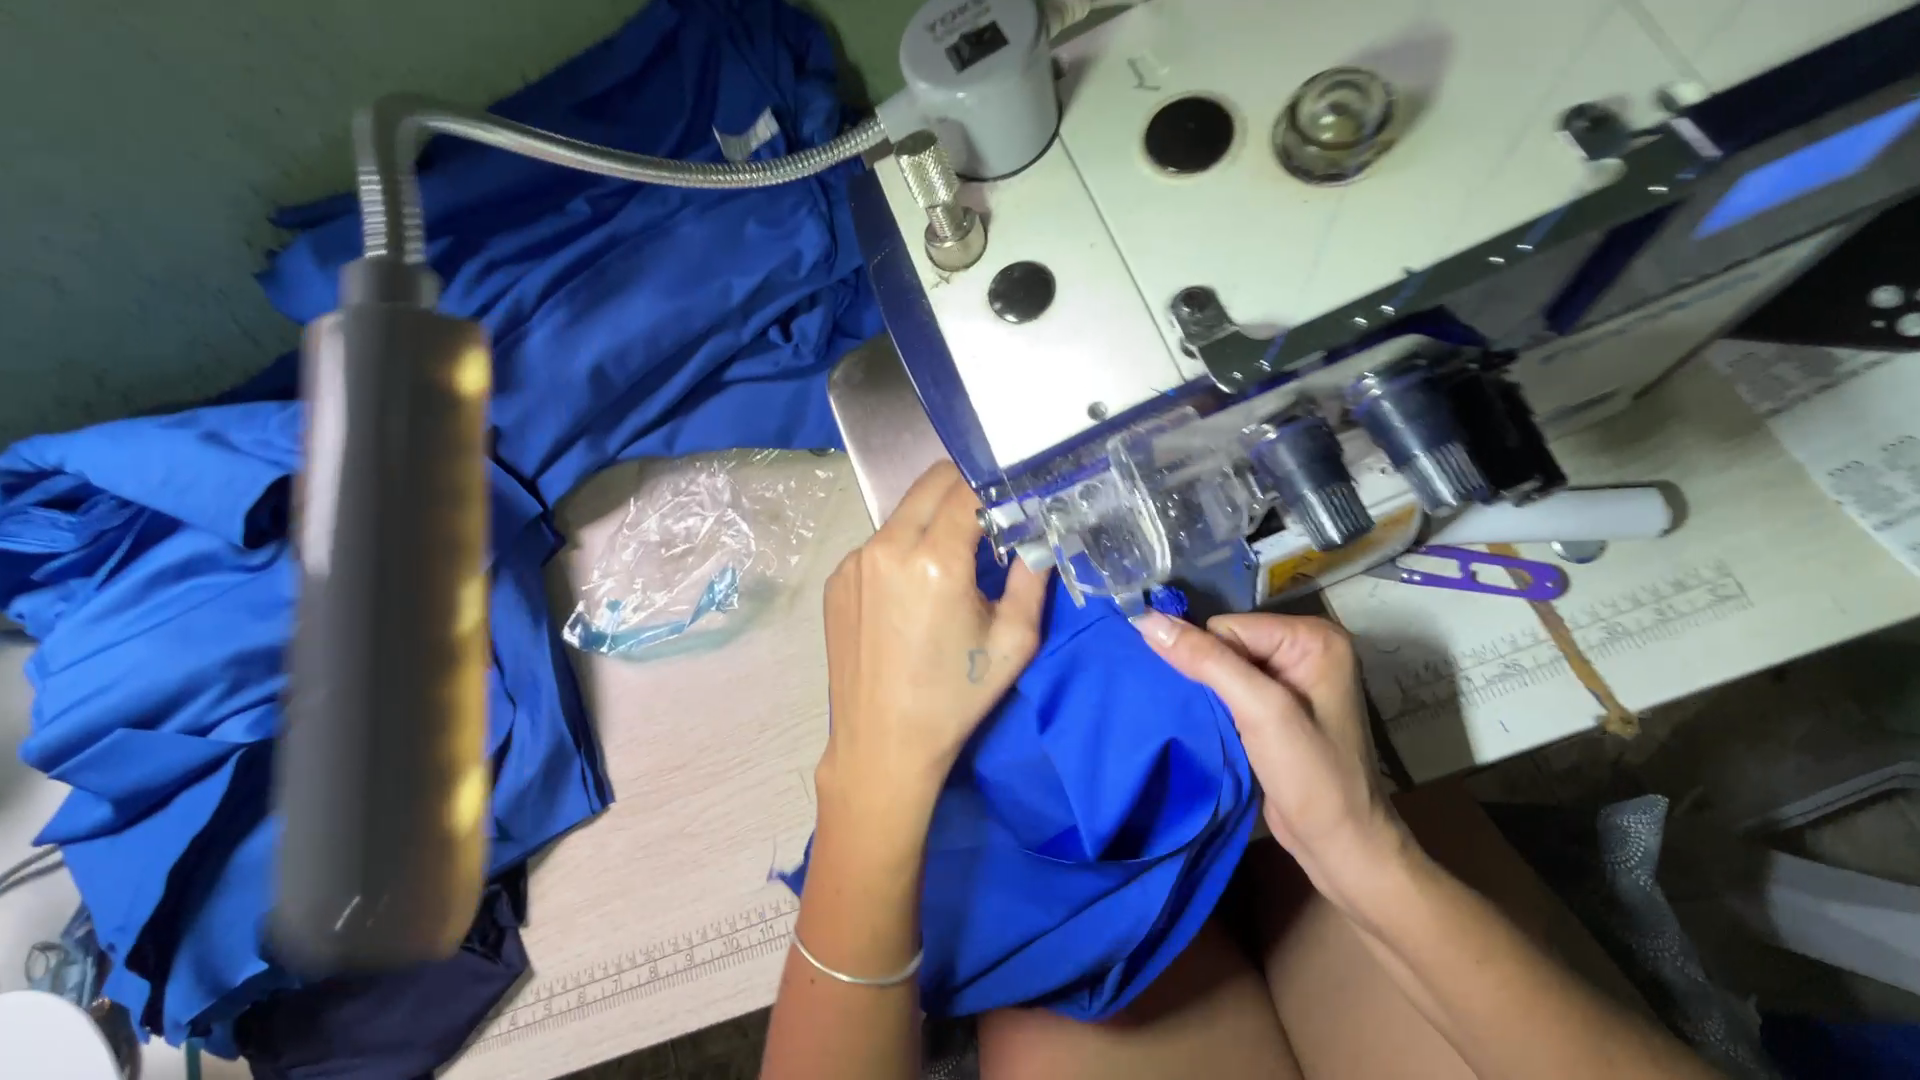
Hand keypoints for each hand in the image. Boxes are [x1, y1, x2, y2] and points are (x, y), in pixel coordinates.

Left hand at [819, 463, 1049, 811]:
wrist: (882, 743)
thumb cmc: (954, 698)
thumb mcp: (1013, 643)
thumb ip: (1032, 579)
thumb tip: (1039, 537)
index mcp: (934, 560)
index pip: (965, 487)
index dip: (994, 485)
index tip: (1012, 499)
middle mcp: (886, 548)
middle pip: (929, 484)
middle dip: (962, 490)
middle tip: (987, 519)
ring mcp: (853, 563)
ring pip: (901, 513)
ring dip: (931, 521)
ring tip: (950, 564)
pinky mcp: (836, 580)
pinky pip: (877, 544)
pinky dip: (901, 550)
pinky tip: (911, 593)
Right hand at [1134, 611, 1411, 906]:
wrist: (1340, 845)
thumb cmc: (1312, 777)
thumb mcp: (1260, 711)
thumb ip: (1207, 661)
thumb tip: (1145, 620)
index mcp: (1313, 637)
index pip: (1227, 627)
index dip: (1209, 661)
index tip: (1214, 704)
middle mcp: (1304, 649)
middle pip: (1222, 644)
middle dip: (1205, 676)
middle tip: (1209, 716)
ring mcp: (1291, 680)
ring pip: (1220, 668)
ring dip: (1205, 694)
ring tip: (1207, 725)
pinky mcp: (1276, 709)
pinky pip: (1228, 691)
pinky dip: (1212, 708)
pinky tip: (1212, 730)